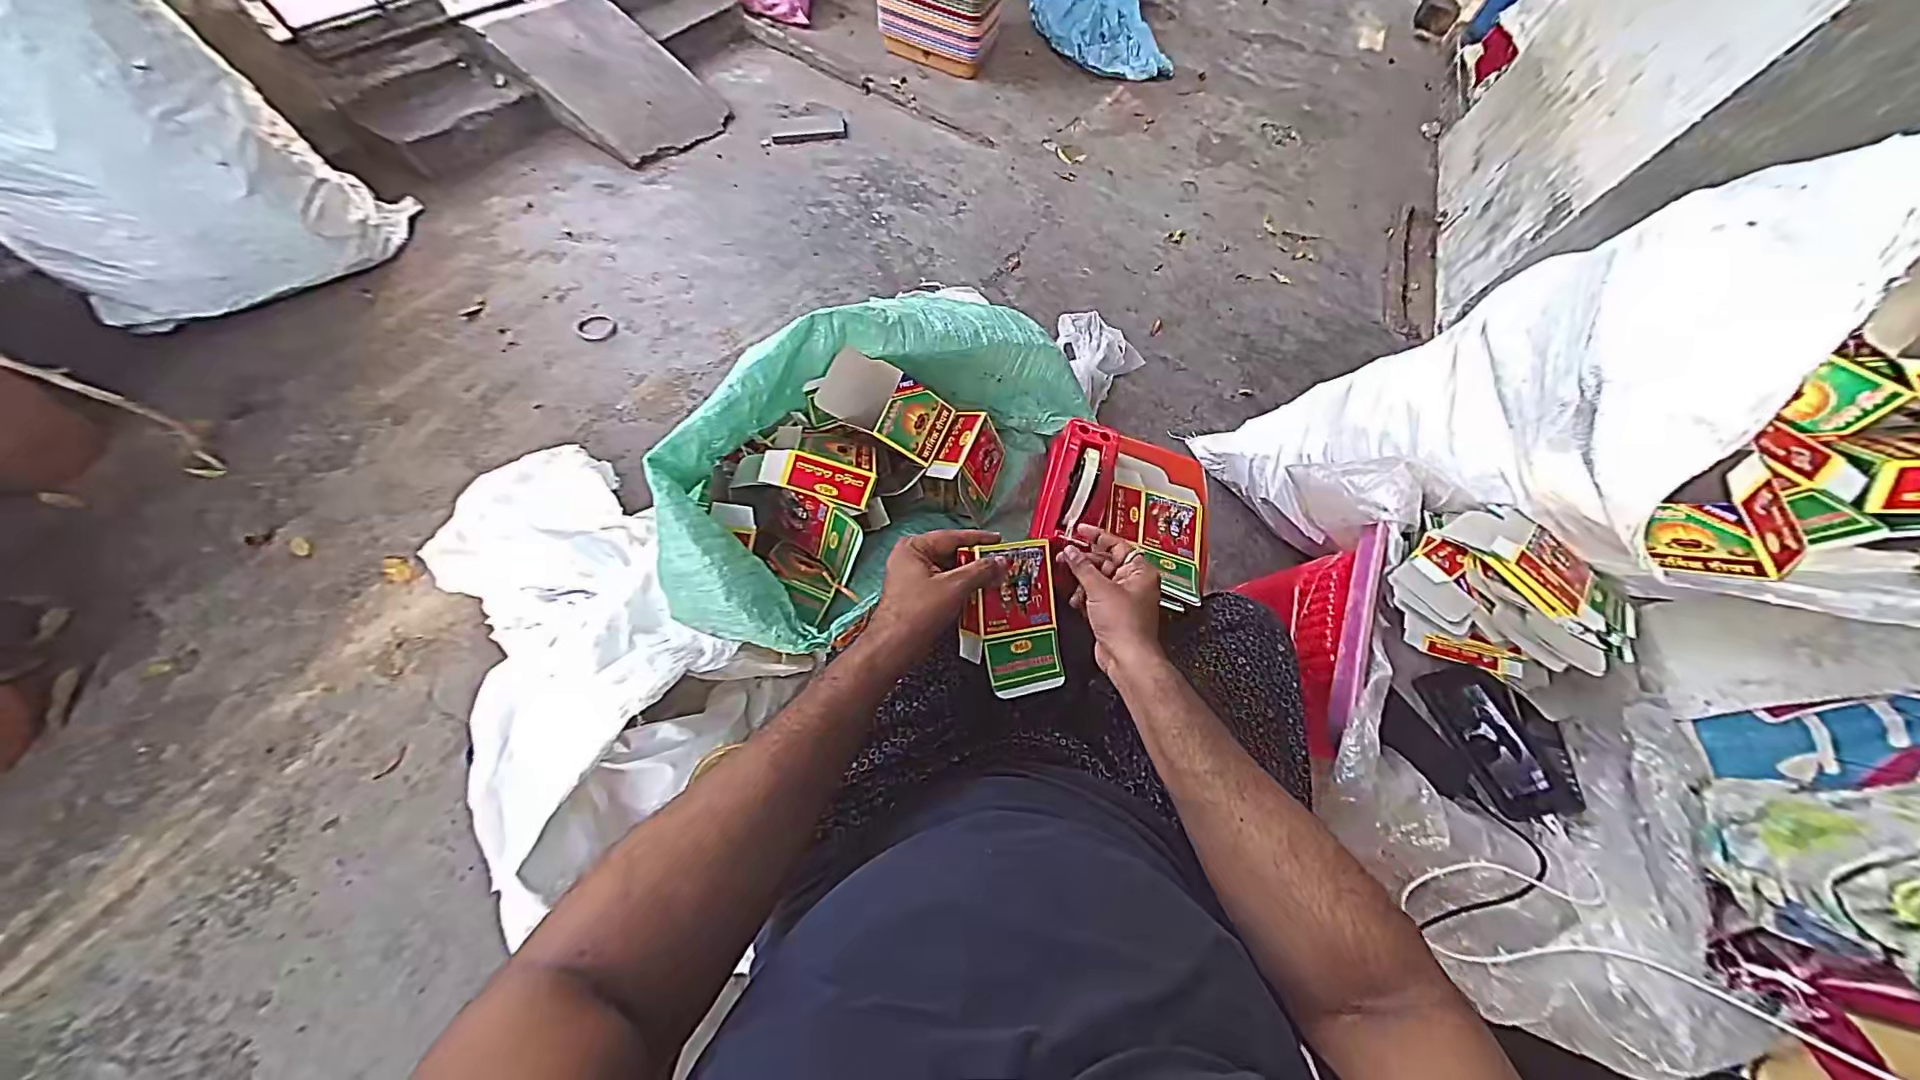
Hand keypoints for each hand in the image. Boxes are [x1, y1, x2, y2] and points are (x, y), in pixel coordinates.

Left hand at [856, 529, 1005, 671]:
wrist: (896, 647)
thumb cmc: (915, 614)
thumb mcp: (954, 587)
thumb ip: (981, 571)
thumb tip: (1000, 562)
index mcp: (913, 548)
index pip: (953, 537)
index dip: (979, 539)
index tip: (998, 540)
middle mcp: (911, 560)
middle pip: (952, 554)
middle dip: (977, 562)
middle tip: (1000, 564)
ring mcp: (914, 579)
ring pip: (950, 572)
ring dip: (971, 578)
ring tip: (995, 580)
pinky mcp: (919, 597)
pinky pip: (946, 587)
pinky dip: (962, 590)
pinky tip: (979, 595)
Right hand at [1056, 524, 1164, 673]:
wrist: (1126, 657)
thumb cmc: (1126, 626)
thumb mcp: (1099, 589)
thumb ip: (1082, 567)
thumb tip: (1072, 552)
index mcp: (1140, 571)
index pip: (1117, 545)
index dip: (1097, 536)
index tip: (1081, 530)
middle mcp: (1134, 583)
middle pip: (1105, 562)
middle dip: (1084, 561)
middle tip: (1066, 555)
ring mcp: (1123, 598)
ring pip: (1098, 579)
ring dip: (1082, 581)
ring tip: (1068, 579)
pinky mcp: (1112, 612)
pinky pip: (1095, 596)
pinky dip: (1084, 596)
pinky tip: (1076, 600)